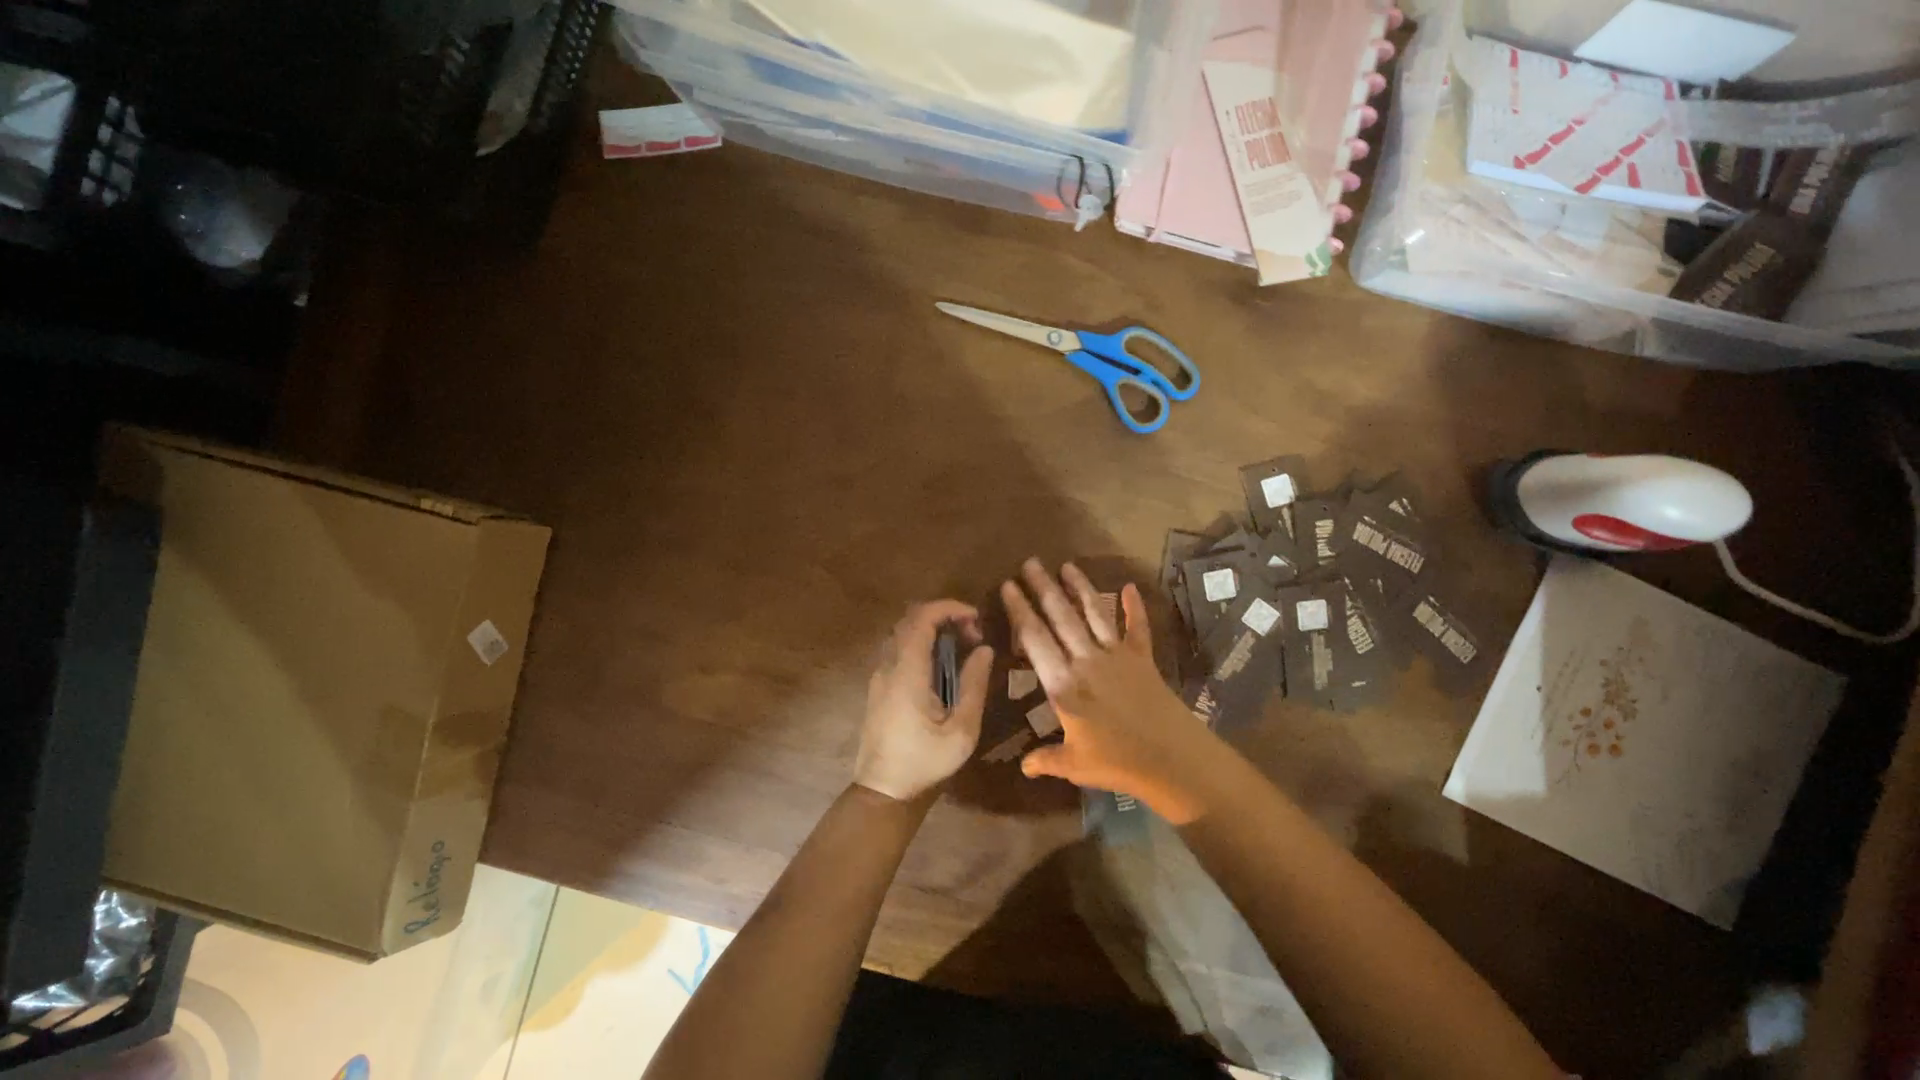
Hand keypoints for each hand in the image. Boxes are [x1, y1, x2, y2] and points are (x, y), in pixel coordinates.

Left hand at [853, 601, 992, 802]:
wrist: (883, 792)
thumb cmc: (925, 763)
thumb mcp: (962, 730)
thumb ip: (974, 685)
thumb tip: (984, 650)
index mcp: (907, 672)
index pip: (922, 618)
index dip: (949, 608)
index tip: (976, 617)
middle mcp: (888, 667)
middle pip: (910, 620)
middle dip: (943, 617)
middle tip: (973, 634)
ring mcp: (879, 677)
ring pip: (901, 635)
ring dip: (931, 630)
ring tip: (961, 648)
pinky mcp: (878, 689)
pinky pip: (898, 652)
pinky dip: (921, 645)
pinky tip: (942, 668)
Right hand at [1001, 559, 1228, 823]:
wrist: (1172, 758)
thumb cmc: (1118, 763)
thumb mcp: (1075, 765)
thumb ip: (1047, 759)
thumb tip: (1023, 766)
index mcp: (1063, 685)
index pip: (1034, 640)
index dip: (1019, 611)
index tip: (1008, 586)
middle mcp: (1086, 661)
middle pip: (1060, 618)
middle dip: (1042, 588)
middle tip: (1029, 563)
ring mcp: (1117, 657)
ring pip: (1094, 614)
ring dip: (1080, 588)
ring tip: (1066, 565)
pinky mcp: (1143, 659)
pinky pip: (1138, 628)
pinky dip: (1134, 607)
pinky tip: (1129, 587)